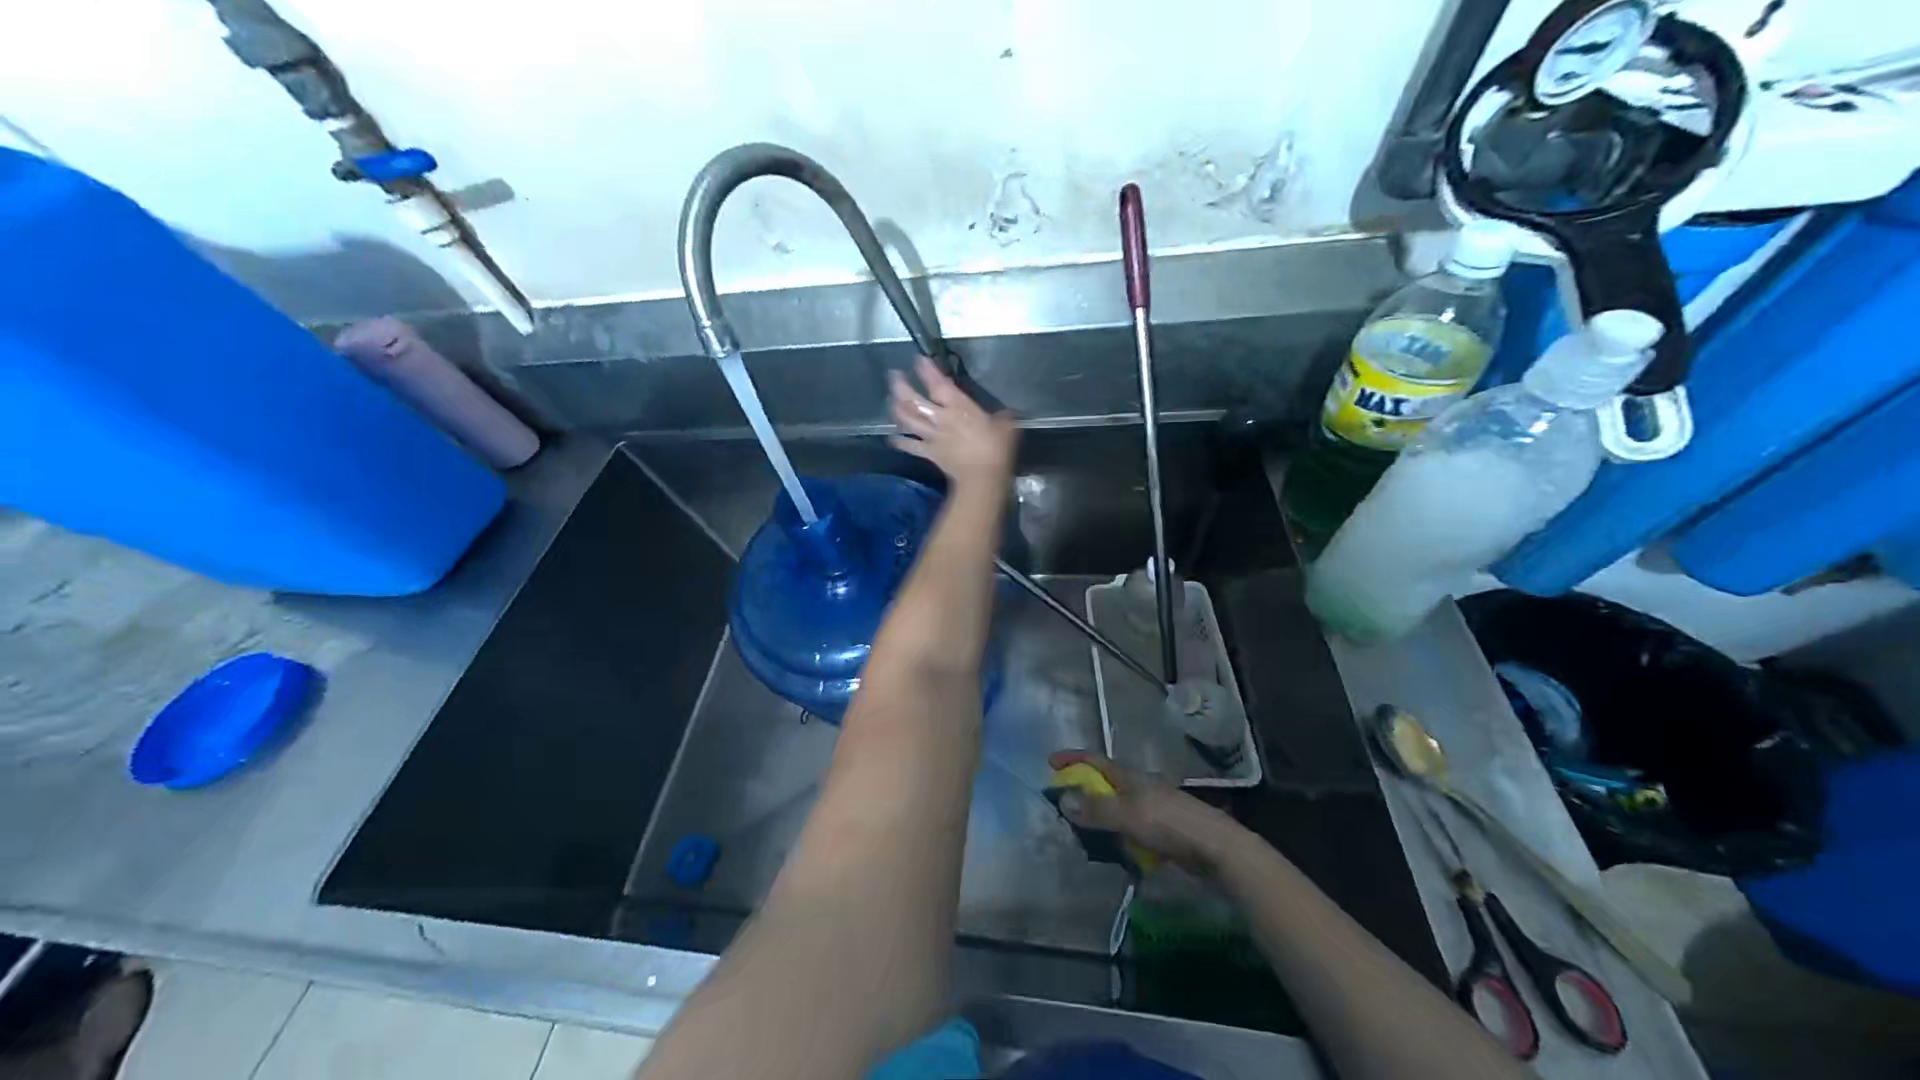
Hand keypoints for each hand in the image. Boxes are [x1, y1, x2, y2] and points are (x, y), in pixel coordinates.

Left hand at [889, 356, 1017, 491]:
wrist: (982, 477)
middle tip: (894, 376)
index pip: (938, 384)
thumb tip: (1006, 415)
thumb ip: (1002, 418)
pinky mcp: (929, 453)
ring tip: (892, 401)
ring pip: (909, 420)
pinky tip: (894, 439)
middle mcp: (941, 418)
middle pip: (914, 400)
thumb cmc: (995, 449)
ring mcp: (932, 436)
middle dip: (902, 386)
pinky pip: (912, 447)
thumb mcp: (1005, 427)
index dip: (927, 371)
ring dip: (898, 410)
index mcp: (959, 407)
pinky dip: (901, 443)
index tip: (918, 359)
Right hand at [1047, 751, 1244, 872]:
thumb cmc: (1171, 824)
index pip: (1096, 761)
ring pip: (1118, 807)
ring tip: (1082, 829)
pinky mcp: (1163, 830)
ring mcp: (1154, 809)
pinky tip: (1113, 848)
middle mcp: (1141, 788)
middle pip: (1106, 783)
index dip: (1074, 759)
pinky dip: (1117, 833)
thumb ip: (1096, 809)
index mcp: (1131, 777)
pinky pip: (1131, 827)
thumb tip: (1063, 799)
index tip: (1050, 761)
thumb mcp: (1129, 815)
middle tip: (1063, 802)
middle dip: (1084, 788)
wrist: (1218, 849)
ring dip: (1100, 814)